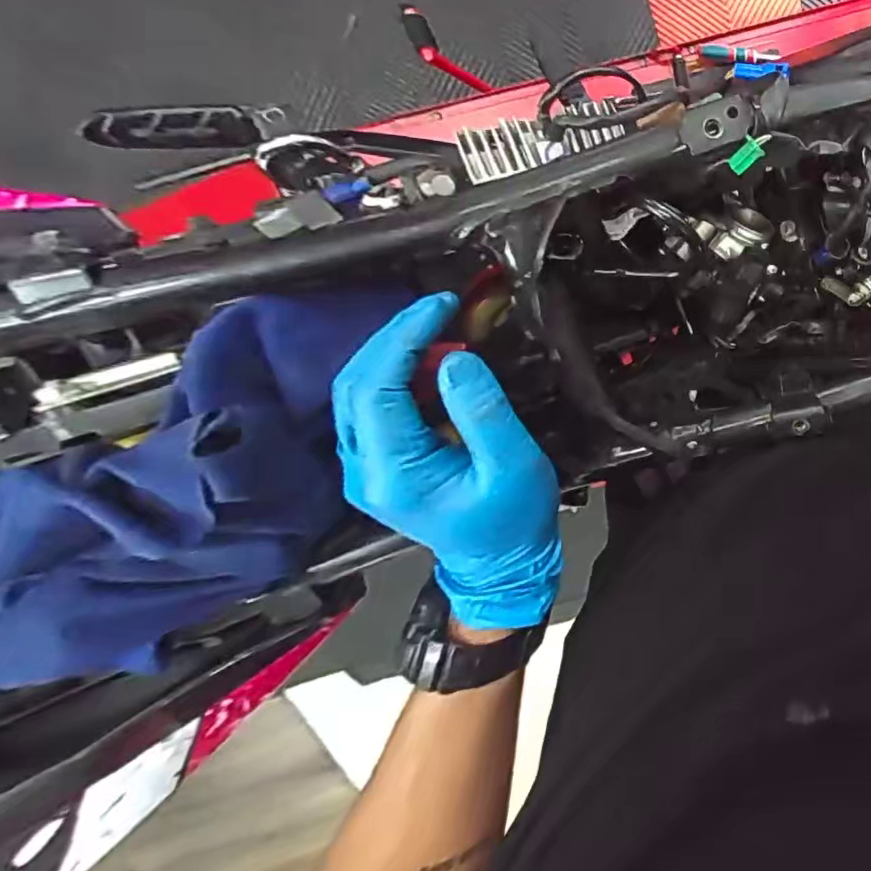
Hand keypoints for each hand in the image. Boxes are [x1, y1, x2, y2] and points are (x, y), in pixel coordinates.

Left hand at [333, 293, 561, 628]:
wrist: (502, 564)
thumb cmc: (513, 520)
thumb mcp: (513, 464)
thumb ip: (483, 412)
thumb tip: (456, 359)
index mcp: (392, 471)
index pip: (377, 387)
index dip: (405, 337)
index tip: (441, 306)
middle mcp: (364, 468)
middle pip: (357, 383)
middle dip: (396, 337)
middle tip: (441, 309)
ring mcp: (366, 467)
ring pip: (359, 391)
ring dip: (396, 352)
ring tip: (440, 329)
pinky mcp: (379, 463)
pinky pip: (375, 405)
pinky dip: (401, 374)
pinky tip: (433, 362)